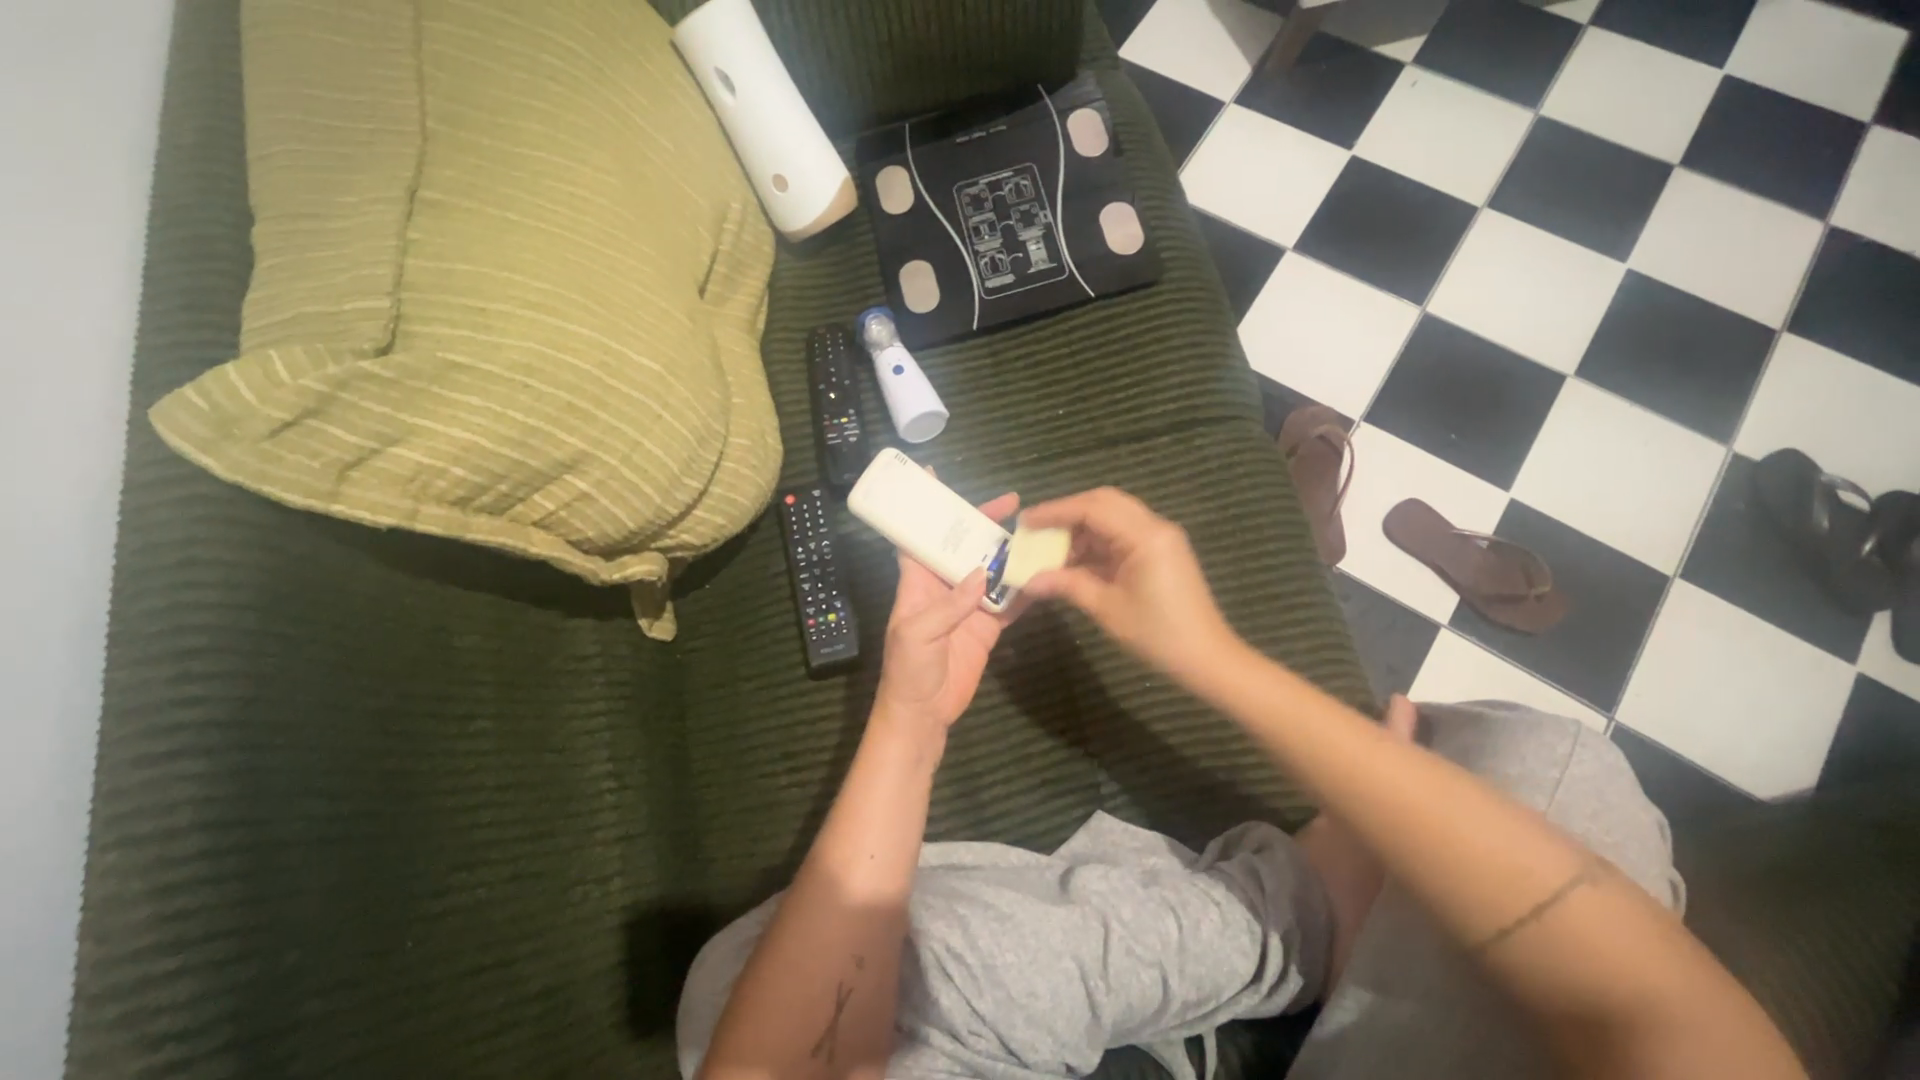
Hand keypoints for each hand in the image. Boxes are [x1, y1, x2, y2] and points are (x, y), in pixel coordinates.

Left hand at [871, 492, 1026, 736]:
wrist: (923, 714)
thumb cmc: (908, 670)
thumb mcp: (918, 633)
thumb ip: (949, 604)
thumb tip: (981, 574)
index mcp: (917, 582)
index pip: (916, 537)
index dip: (923, 509)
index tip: (933, 475)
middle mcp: (943, 587)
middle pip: (963, 546)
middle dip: (982, 523)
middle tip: (1013, 502)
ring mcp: (968, 606)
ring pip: (991, 570)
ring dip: (1010, 554)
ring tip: (1038, 533)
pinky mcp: (987, 627)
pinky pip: (1008, 602)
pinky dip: (1025, 590)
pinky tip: (1045, 574)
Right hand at [1019, 487, 1235, 679]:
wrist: (1207, 657)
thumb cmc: (1158, 635)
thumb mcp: (1107, 609)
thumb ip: (1067, 586)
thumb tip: (1028, 580)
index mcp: (1145, 536)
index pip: (1092, 508)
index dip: (1055, 512)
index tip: (1025, 522)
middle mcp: (1155, 527)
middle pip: (1104, 502)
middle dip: (1067, 513)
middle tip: (1036, 530)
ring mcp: (1161, 538)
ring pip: (1113, 516)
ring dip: (1082, 529)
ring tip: (1051, 550)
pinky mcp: (1162, 551)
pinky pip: (1123, 534)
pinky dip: (1097, 542)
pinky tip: (1076, 561)